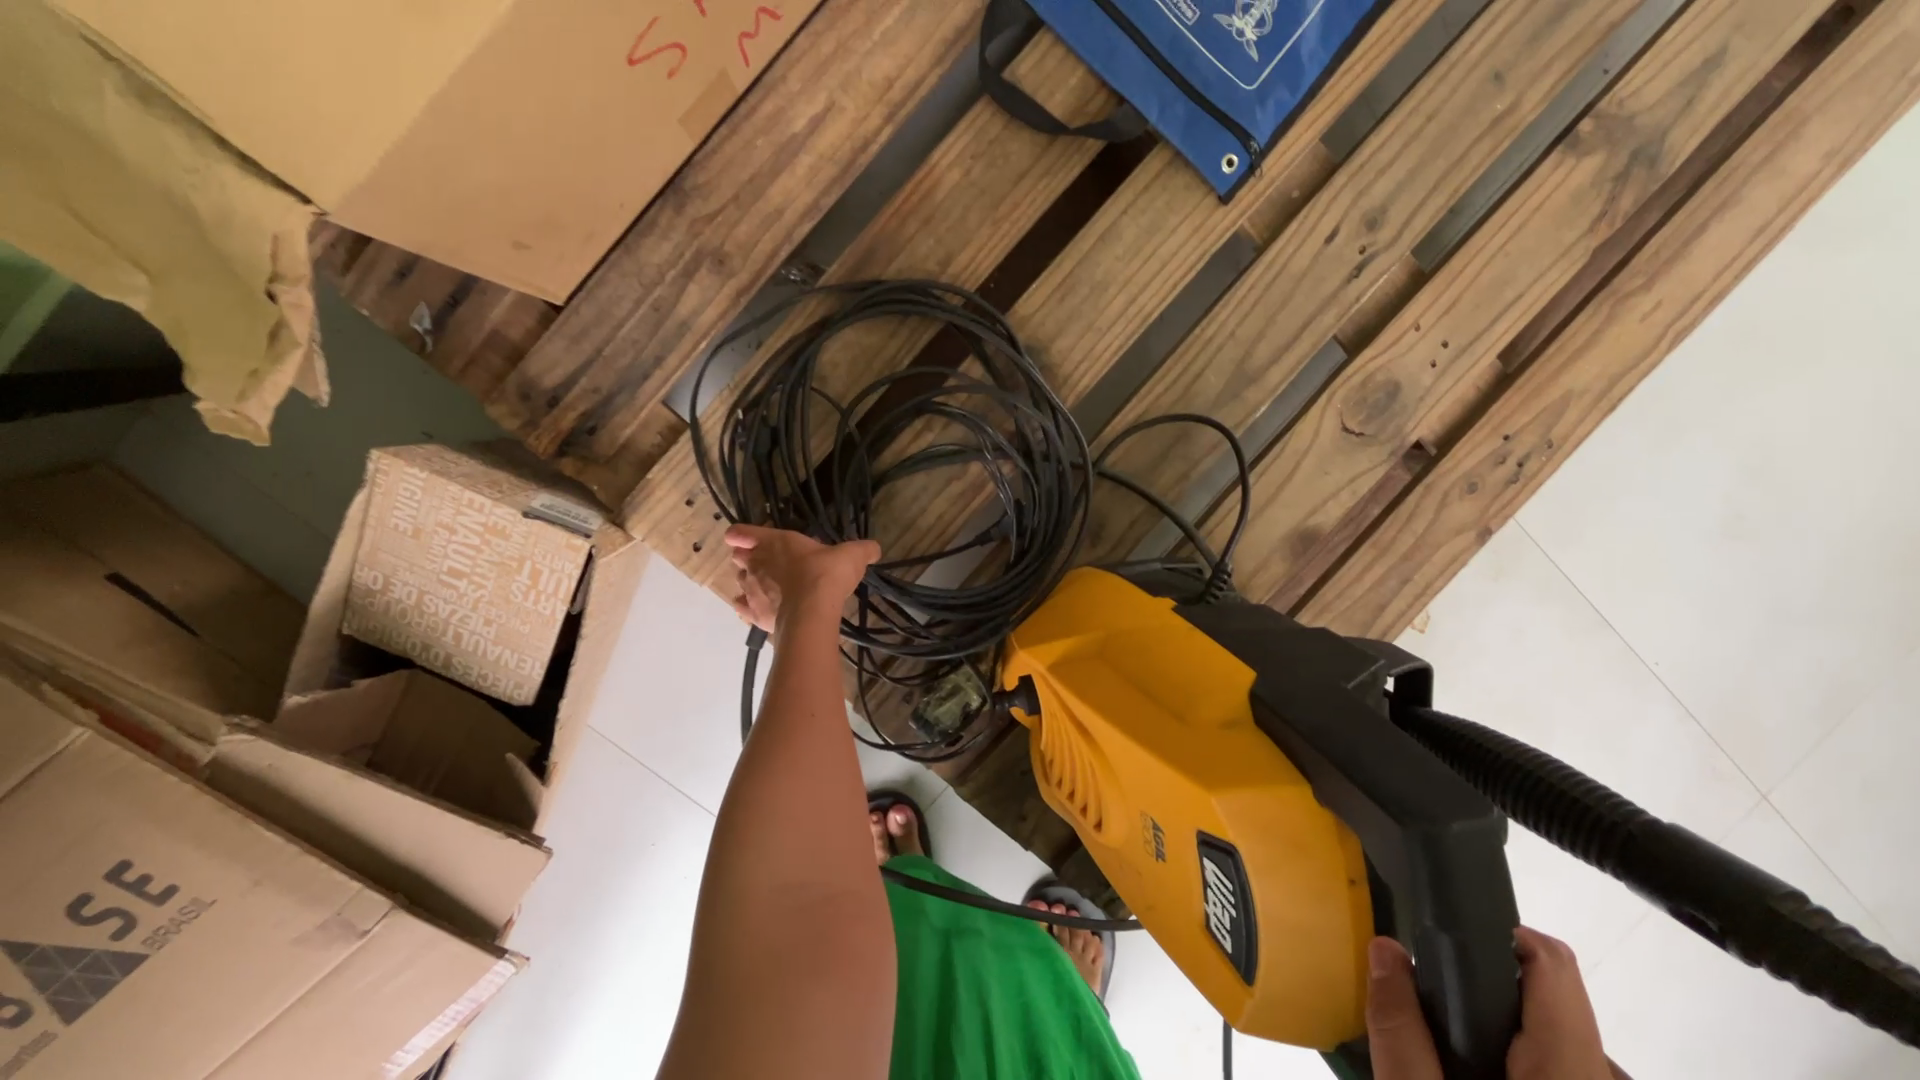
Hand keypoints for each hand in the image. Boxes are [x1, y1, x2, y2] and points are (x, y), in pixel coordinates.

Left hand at [724, 525, 879, 639]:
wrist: (812, 612)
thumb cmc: (827, 574)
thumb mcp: (852, 555)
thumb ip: (862, 549)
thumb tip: (874, 548)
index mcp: (774, 541)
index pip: (741, 532)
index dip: (741, 535)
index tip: (746, 540)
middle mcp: (756, 563)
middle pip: (738, 558)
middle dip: (749, 559)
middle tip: (768, 565)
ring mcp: (751, 589)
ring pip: (739, 582)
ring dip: (749, 583)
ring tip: (767, 589)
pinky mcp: (753, 614)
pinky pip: (741, 608)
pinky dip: (746, 607)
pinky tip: (758, 610)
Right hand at [1366, 929, 1618, 1079]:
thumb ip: (1401, 1032)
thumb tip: (1386, 947)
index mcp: (1570, 1067)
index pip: (1550, 960)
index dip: (1492, 935)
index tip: (1437, 947)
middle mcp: (1598, 1075)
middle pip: (1551, 994)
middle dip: (1486, 987)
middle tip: (1432, 1015)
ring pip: (1554, 1033)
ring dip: (1499, 1026)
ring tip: (1446, 1056)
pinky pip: (1559, 1062)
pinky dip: (1516, 1056)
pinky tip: (1472, 1076)